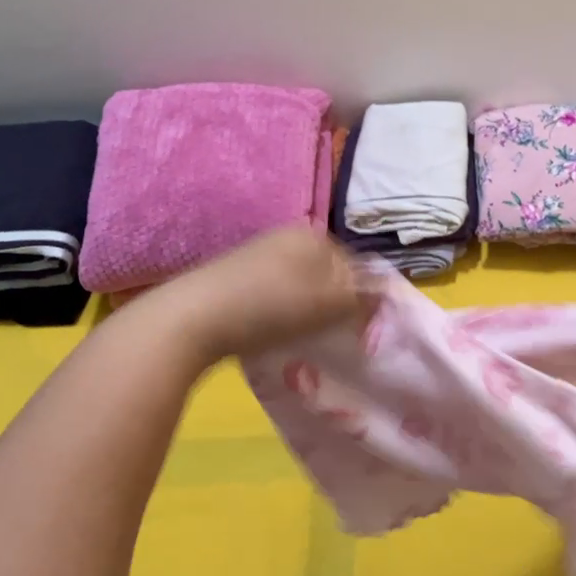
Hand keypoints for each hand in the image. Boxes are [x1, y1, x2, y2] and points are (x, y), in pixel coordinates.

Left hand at [147, 226, 379, 362]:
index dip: (362, 298)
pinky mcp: (231, 278)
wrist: (192, 319)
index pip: (355, 264)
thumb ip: (364, 297)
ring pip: (298, 287)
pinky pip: (271, 296)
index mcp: (313, 234)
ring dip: (305, 313)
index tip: (359, 330)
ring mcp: (255, 255)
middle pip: (325, 275)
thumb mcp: (331, 303)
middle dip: (332, 305)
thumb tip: (383, 295)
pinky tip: (271, 336)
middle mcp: (285, 236)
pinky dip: (278, 315)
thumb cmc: (272, 306)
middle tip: (332, 338)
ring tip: (302, 341)